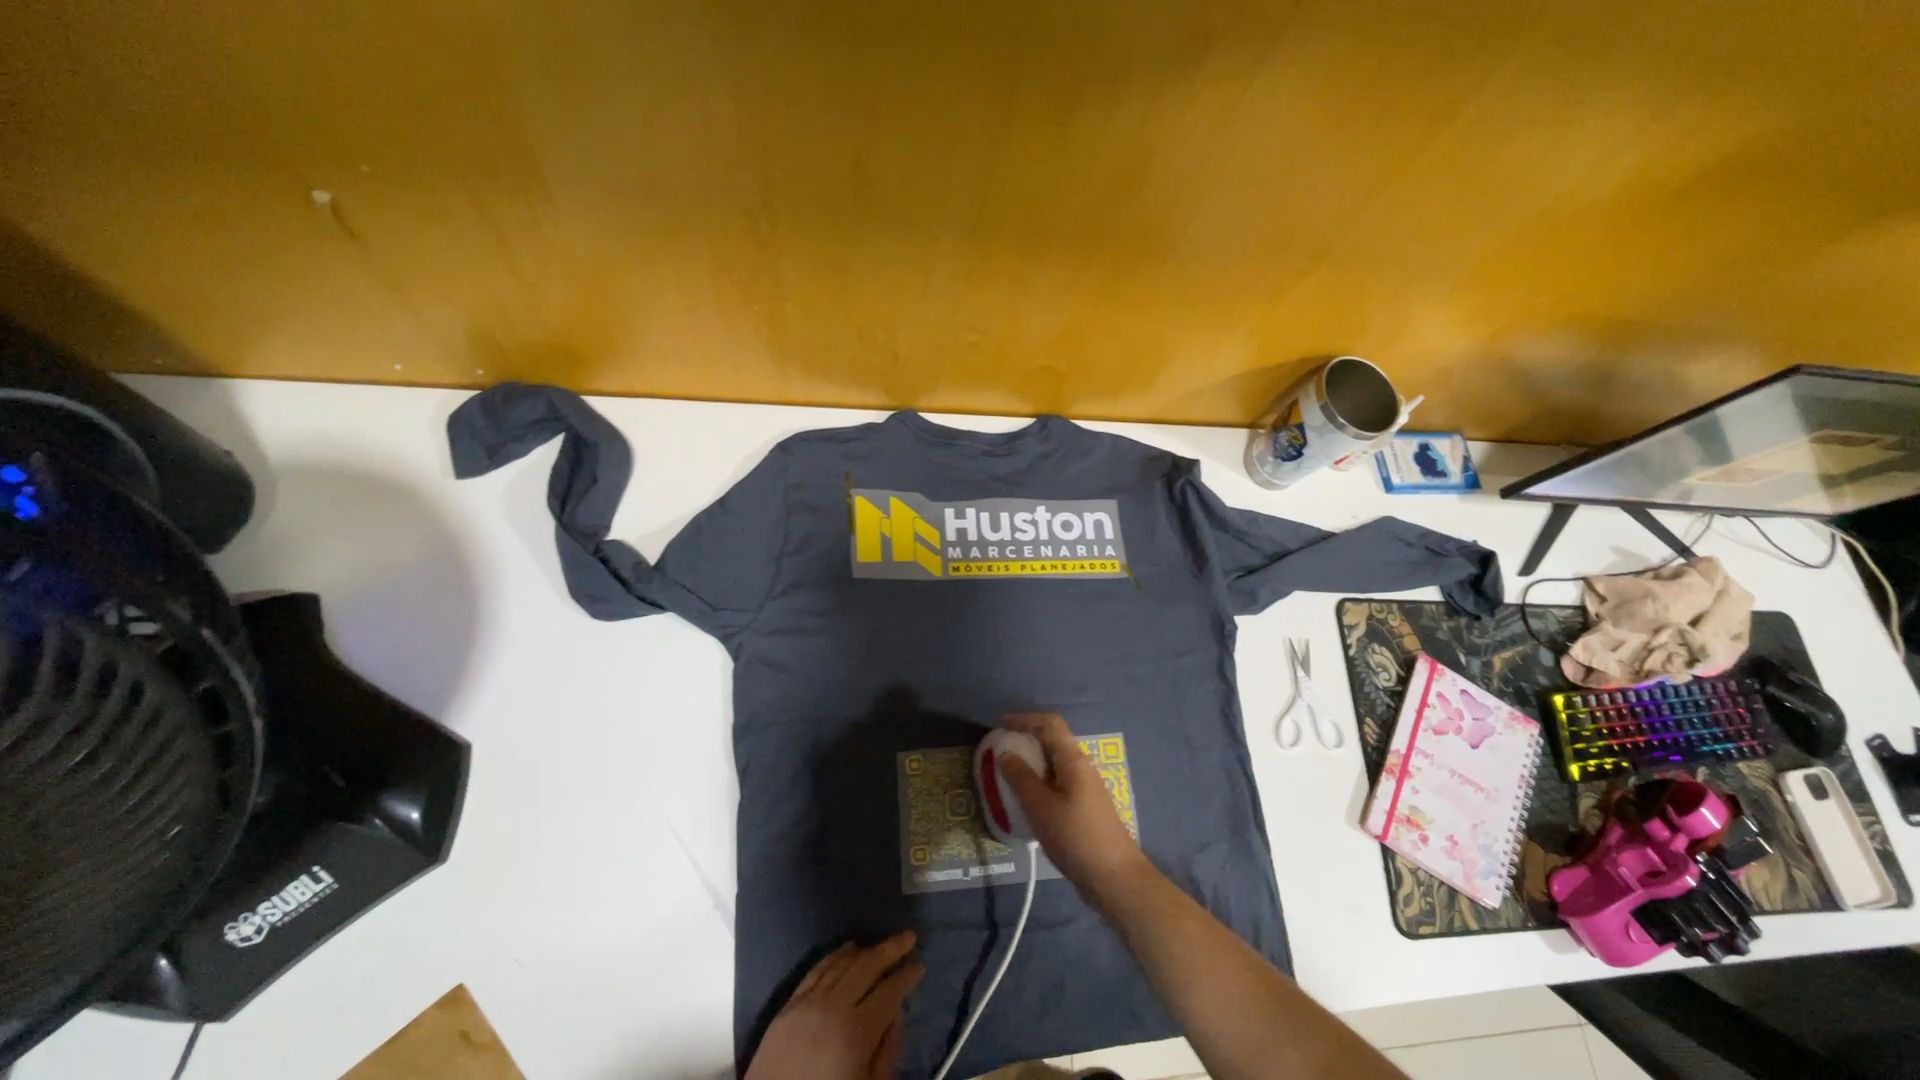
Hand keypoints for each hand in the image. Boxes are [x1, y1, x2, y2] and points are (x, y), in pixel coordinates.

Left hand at [744, 931, 923, 1079]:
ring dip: (865, 950)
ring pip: (841, 963)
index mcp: (857, 1030)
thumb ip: (887, 1050)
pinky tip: (845, 950)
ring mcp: (808, 1002)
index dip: (907, 976)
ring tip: (882, 944)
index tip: (920, 964)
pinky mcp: (789, 1005)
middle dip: (891, 949)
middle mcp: (833, 1006)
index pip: (889, 992)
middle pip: (866, 967)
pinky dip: (834, 956)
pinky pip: (815, 970)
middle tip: (909, 936)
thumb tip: (897, 1013)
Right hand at [998, 712, 1152, 901]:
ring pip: (1055, 766)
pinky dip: (1040, 785)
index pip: (1050, 724)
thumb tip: (1006, 754)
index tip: (1000, 724)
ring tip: (1007, 779)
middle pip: (1053, 743)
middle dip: (1026, 742)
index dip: (1025, 719)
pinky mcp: (1085, 809)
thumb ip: (1021, 778)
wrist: (1113, 876)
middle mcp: (1083, 768)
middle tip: (1000, 753)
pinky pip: (1058, 785)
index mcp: (1073, 760)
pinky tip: (1026, 805)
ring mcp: (1086, 789)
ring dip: (1032, 766)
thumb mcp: (1040, 807)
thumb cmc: (1075, 836)